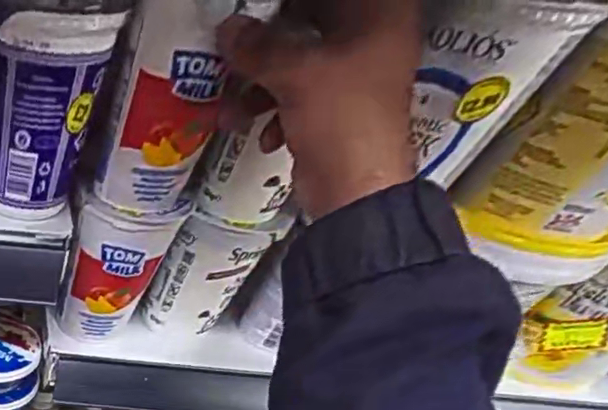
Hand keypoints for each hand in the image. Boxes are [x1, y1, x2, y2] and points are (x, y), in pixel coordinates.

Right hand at [218, 2, 420, 217]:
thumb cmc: (341, 119)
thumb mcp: (296, 76)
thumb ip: (259, 49)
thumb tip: (227, 29)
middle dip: (268, 46)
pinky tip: (264, 137)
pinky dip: (278, 116)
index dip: (286, 4)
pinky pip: (301, 101)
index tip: (257, 11)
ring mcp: (356, 80)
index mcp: (379, 11)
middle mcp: (373, 38)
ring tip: (234, 109)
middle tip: (236, 54)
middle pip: (311, 24)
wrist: (356, 192)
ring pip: (301, 67)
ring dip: (263, 88)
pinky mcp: (337, 116)